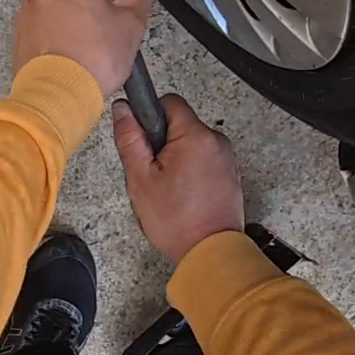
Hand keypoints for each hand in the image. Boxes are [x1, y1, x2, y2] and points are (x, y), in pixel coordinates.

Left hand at [12, 0, 161, 94]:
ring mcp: (25, 17)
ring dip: (65, 9)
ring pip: (45, 1)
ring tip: (90, 32)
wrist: (58, 98)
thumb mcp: (130, 20)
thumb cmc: (93, 58)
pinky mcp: (21, 41)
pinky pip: (39, 26)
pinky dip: (55, 32)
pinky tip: (76, 49)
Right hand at [111, 94, 244, 263]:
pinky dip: (190, 171)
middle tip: (152, 174)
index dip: (149, 116)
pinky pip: (204, 160)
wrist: (210, 252)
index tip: (142, 141)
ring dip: (176, 158)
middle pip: (180, 124)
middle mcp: (216, 141)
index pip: (169, 102)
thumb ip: (130, 138)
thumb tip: (123, 109)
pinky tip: (183, 195)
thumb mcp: (140, 178)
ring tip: (168, 189)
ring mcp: (227, 158)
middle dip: (162, 143)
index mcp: (195, 136)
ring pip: (191, 144)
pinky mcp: (231, 174)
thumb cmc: (175, 219)